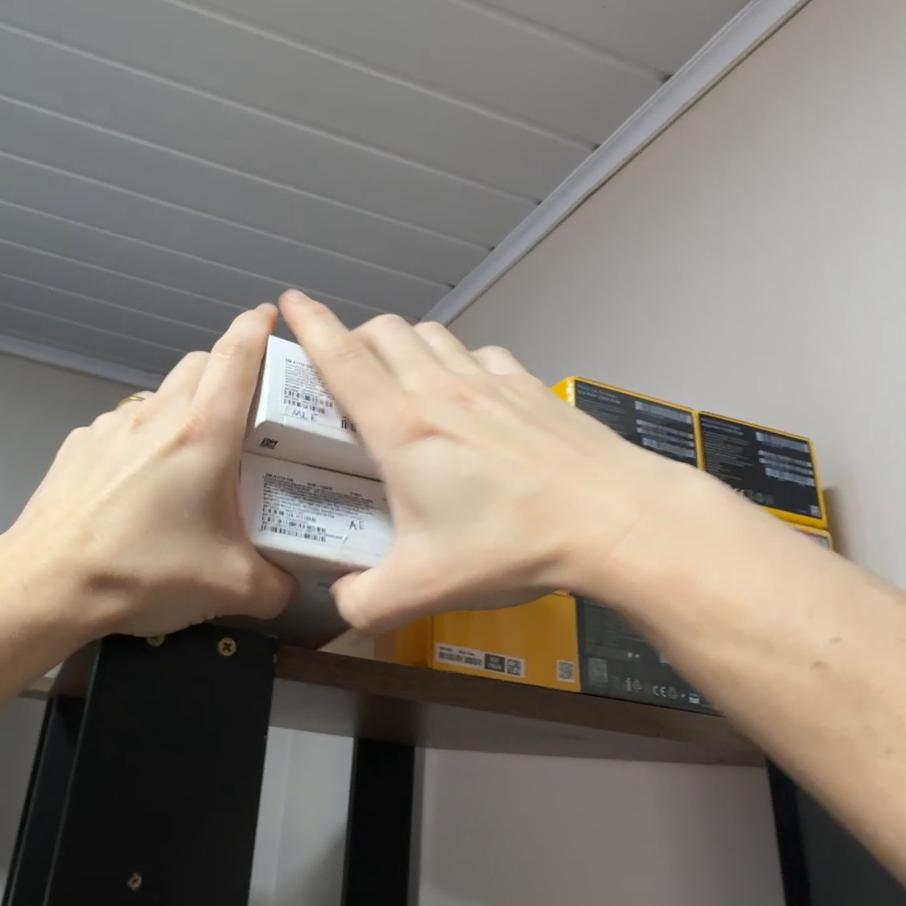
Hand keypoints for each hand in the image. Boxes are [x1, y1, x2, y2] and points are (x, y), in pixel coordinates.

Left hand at [0, 305, 293, 637]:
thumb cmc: (144, 572)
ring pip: (160, 394)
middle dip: (227, 370)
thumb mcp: (230, 587)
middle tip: (246, 408)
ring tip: (191, 457)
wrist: (48, 583)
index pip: (237, 355)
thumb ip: (278, 584)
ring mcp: (111, 425)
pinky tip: (139, 485)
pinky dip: (142, 439)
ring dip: (184, 408)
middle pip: (200, 363)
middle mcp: (157, 415)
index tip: (270, 315)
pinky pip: (123, 425)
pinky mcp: (80, 444)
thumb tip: (294, 587)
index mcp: (203, 433)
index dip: (258, 327)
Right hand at [279, 290, 703, 632]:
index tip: (289, 301)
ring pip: (431, 334)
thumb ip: (365, 602)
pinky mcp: (529, 386)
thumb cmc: (516, 544)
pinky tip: (468, 394)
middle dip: (353, 337)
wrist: (616, 521)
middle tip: (345, 369)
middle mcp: (440, 390)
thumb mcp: (424, 588)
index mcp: (402, 427)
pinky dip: (459, 361)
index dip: (309, 324)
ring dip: (404, 345)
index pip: (341, 358)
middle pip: (384, 331)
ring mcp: (489, 381)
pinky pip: (480, 354)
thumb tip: (341, 603)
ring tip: (401, 379)